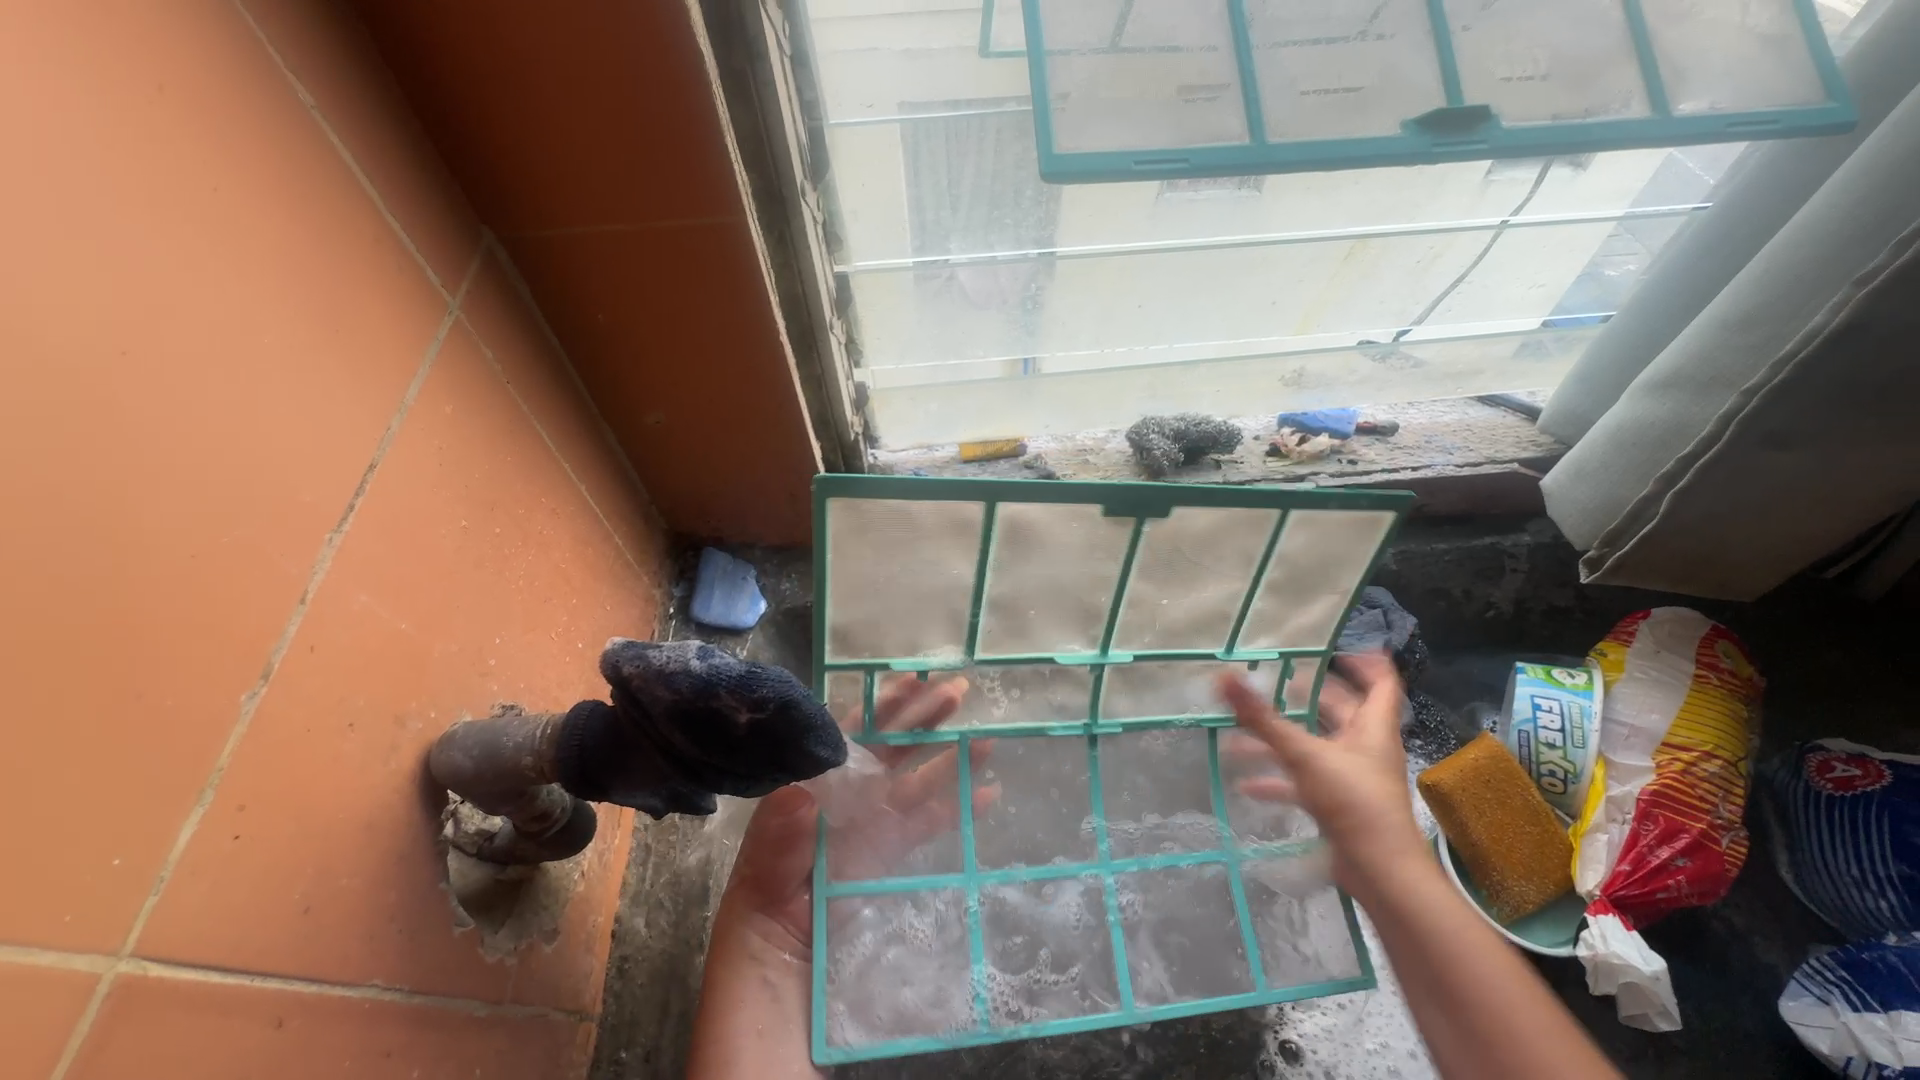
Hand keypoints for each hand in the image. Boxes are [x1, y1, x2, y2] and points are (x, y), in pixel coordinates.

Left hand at [718, 675, 988, 954]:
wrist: (777, 944)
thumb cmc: (766, 886)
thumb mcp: (767, 851)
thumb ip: (784, 821)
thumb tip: (803, 786)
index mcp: (819, 777)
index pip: (855, 730)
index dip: (885, 705)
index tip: (914, 681)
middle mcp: (850, 790)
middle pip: (892, 747)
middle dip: (924, 719)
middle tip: (958, 690)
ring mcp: (874, 819)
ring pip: (917, 780)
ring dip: (950, 758)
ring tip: (986, 738)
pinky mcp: (892, 849)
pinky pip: (928, 823)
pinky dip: (957, 808)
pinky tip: (987, 794)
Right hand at [1217, 652, 1426, 901]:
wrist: (1379, 870)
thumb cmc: (1352, 801)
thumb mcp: (1303, 754)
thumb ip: (1261, 718)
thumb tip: (1224, 677)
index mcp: (1372, 727)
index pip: (1380, 682)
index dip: (1363, 662)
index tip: (1333, 650)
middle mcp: (1365, 747)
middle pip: (1341, 711)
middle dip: (1307, 697)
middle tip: (1275, 683)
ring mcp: (1352, 777)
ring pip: (1315, 747)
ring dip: (1281, 740)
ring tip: (1239, 735)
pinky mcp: (1339, 805)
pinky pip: (1304, 782)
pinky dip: (1278, 780)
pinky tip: (1246, 784)